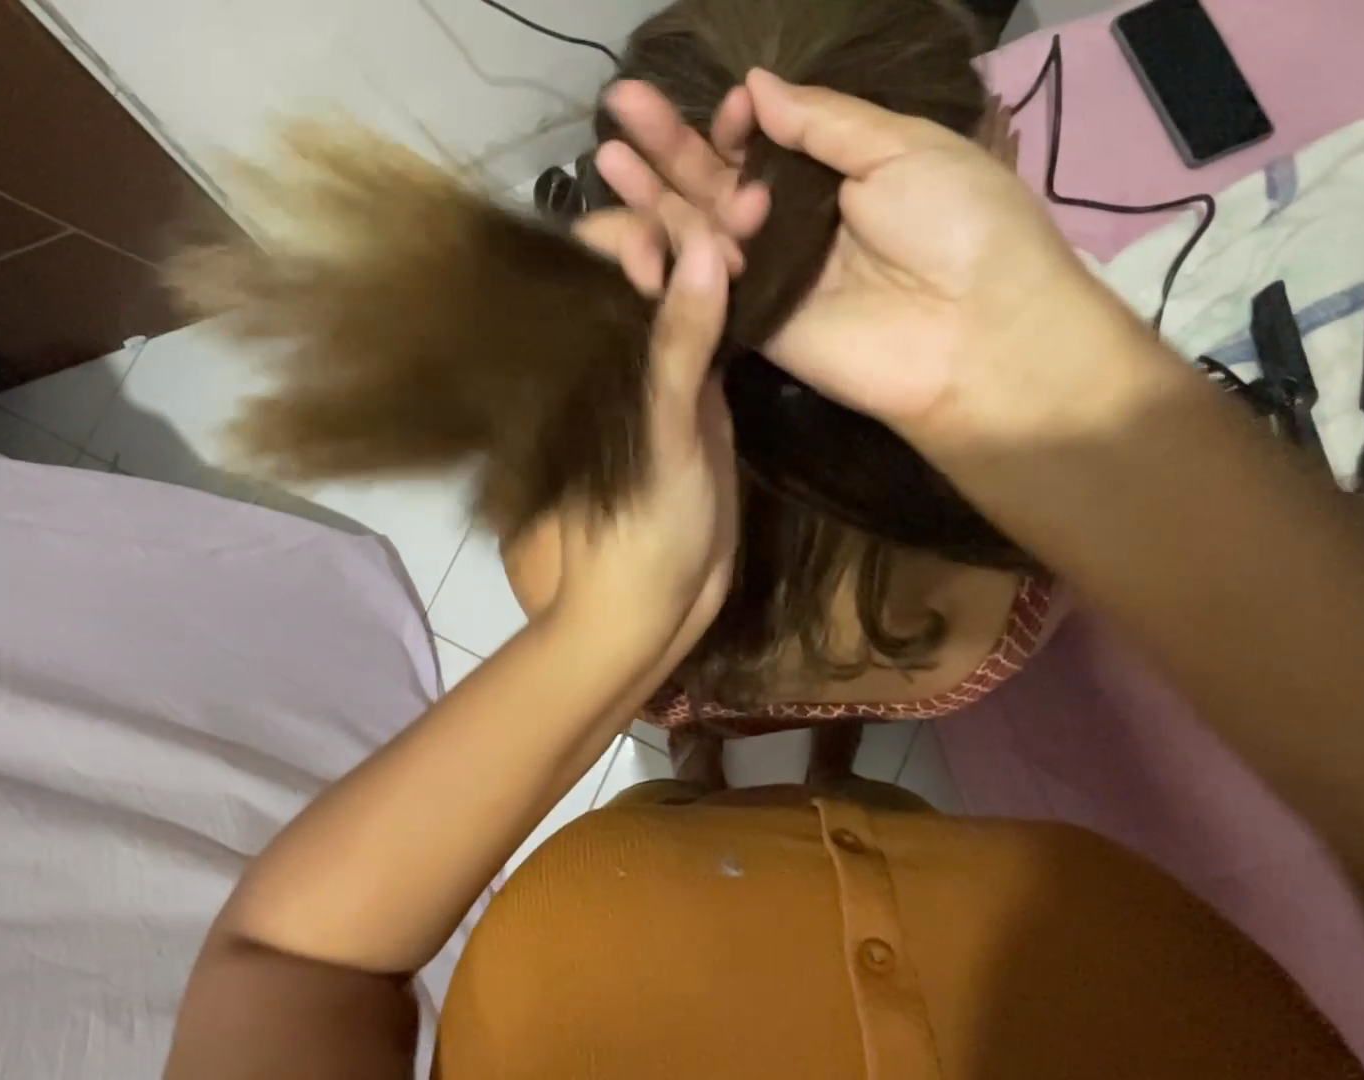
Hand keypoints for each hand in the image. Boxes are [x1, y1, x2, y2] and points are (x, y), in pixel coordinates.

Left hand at [552, 234, 738, 663]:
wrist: (660, 603)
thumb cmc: (643, 528)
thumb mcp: (664, 435)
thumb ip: (678, 346)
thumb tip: (700, 246)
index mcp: (588, 356)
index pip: (601, 267)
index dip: (641, 231)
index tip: (693, 221)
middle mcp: (622, 355)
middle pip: (650, 272)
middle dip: (691, 230)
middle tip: (752, 205)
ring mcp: (665, 376)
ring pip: (689, 300)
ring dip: (721, 260)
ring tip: (770, 215)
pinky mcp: (703, 401)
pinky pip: (718, 338)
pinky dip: (741, 305)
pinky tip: (775, 268)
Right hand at [592, 71, 1142, 460]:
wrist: (972, 335)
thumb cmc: (955, 227)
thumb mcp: (902, 147)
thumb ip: (824, 120)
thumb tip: (757, 84)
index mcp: (834, 173)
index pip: (763, 142)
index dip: (736, 122)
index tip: (732, 110)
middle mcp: (792, 223)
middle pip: (718, 180)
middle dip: (670, 144)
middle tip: (619, 103)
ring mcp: (767, 275)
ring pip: (699, 228)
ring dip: (653, 192)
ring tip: (608, 156)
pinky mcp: (750, 322)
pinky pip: (703, 282)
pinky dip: (670, 253)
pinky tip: (627, 219)